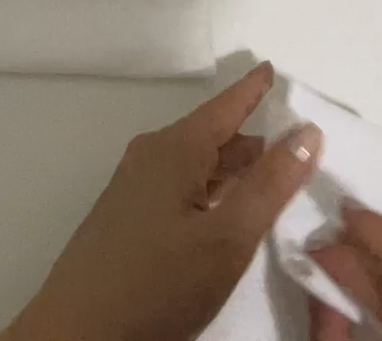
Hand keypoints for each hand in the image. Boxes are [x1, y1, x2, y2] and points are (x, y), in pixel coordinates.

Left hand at [0, 62, 322, 340]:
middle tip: (298, 148)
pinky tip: (227, 214)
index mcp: (175, 148)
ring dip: (234, 171)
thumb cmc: (157, 282)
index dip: (252, 89)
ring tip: (273, 181)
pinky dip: (212, 190)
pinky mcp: (127, 215)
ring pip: (197, 166)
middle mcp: (152, 155)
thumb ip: (270, 185)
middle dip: (254, 142)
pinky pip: (181, 187)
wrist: (73, 335)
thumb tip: (307, 132)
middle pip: (214, 138)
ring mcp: (135, 186)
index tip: (272, 67)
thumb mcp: (227, 239)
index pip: (225, 107)